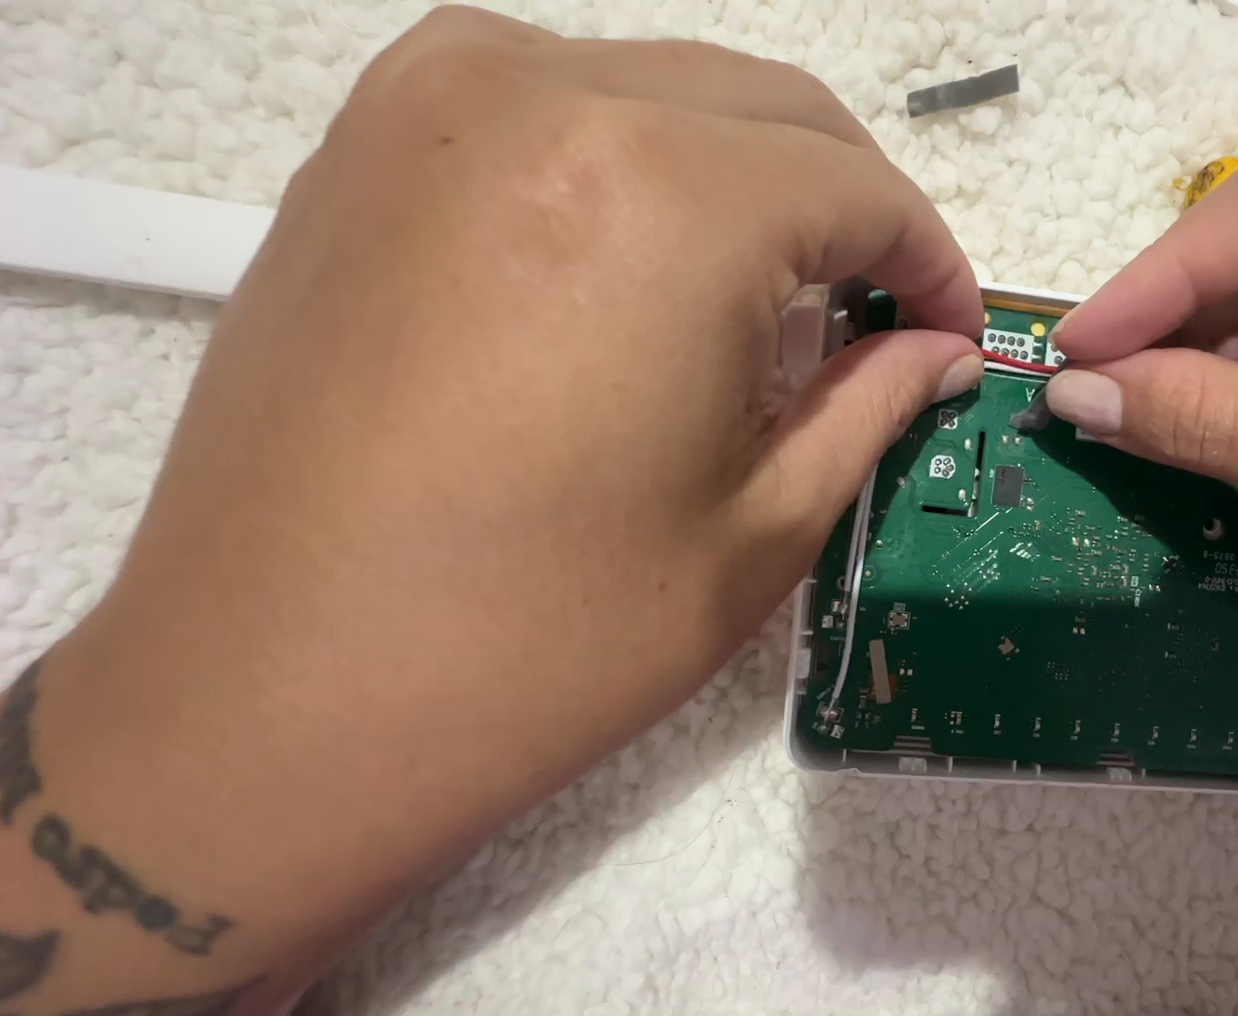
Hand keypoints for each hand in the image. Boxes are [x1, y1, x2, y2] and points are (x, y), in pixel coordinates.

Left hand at [1, 10, 979, 1015]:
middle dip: (859, 213)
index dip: (931, 262)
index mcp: (665, 201)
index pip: (860, 188)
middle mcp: (547, 96)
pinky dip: (655, 169)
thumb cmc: (555, 636)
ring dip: (762, 184)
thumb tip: (944, 352)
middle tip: (888, 317)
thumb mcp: (763, 528)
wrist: (283, 700)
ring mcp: (435, 100)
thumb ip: (874, 407)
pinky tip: (664, 269)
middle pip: (778, 114)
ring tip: (785, 299)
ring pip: (675, 94)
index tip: (954, 333)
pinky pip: (569, 107)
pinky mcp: (372, 144)